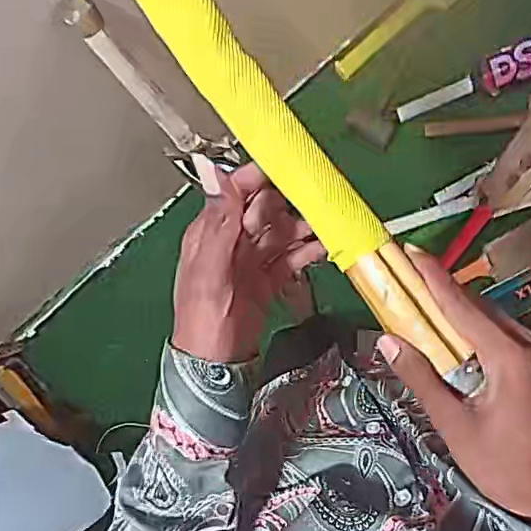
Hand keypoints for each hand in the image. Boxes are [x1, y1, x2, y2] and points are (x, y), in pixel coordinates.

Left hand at [172, 162, 326, 362]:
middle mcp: (232, 242)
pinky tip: (324, 248)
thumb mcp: (208, 272)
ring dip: (304, 228)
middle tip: (318, 198)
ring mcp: (251, 262)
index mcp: (210, 233)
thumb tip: (218, 176)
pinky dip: (307, 252)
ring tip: (328, 224)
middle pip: (264, 210)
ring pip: (281, 233)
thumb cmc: (202, 322)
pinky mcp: (267, 281)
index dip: (260, 176)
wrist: (214, 366)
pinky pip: (290, 258)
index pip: (236, 192)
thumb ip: (219, 225)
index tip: (288, 164)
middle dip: (290, 202)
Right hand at [377, 245, 530, 520]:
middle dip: (444, 292)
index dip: (434, 279)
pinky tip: (460, 339)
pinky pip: (507, 336)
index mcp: (510, 358)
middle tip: (411, 280)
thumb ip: (422, 379)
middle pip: (480, 308)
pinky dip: (480, 330)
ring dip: (461, 311)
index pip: (463, 308)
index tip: (412, 254)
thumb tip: (389, 343)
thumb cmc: (501, 467)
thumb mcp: (454, 425)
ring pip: (495, 320)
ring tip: (428, 306)